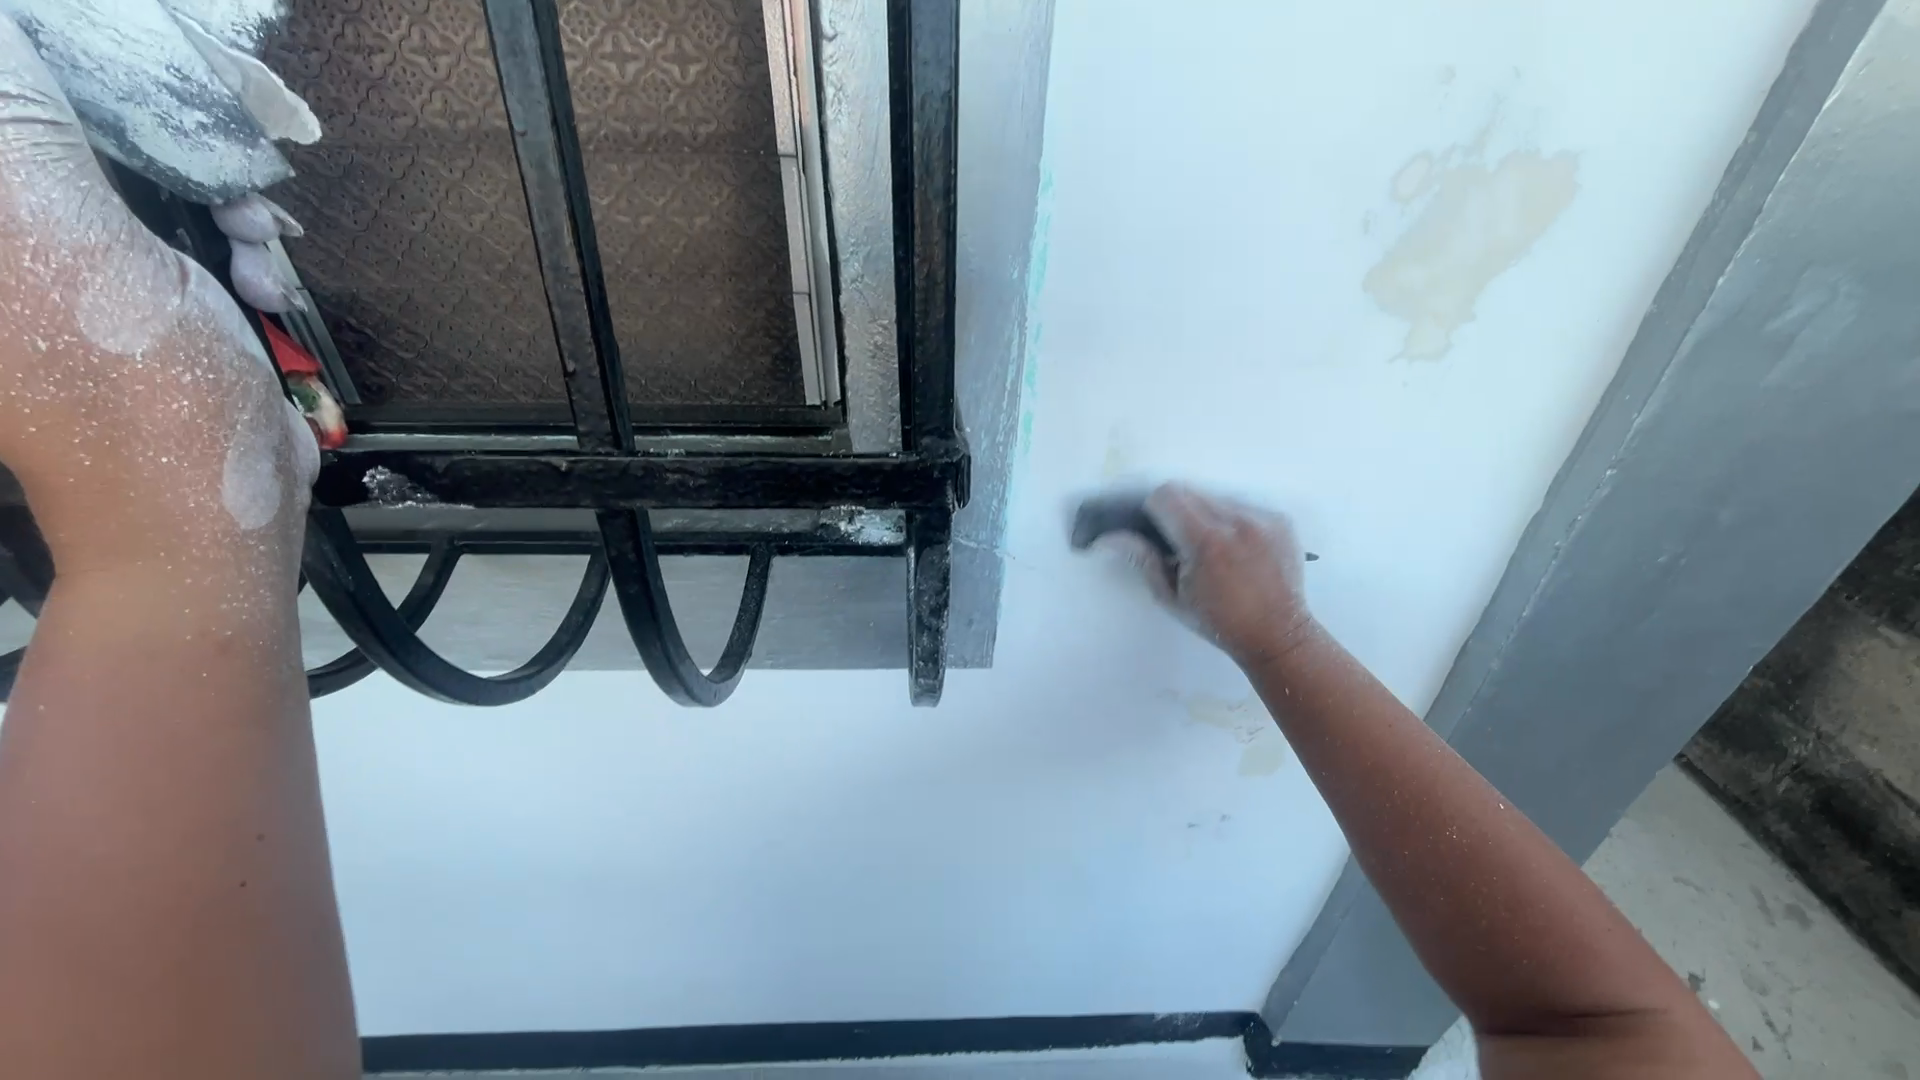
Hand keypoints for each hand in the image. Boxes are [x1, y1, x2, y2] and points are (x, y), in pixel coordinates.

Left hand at [0, 16, 315, 579]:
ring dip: (214, 202)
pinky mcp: (124, 290)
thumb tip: (19, 45)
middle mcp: (6, 236)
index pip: (10, 94)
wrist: (212, 501)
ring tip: (259, 252)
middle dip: (163, 147)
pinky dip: (230, 246)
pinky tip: (261, 282)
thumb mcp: (72, 242)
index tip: (153, 112)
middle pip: (66, 129)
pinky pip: (174, 229)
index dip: (81, 83)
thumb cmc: (135, 387)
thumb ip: (19, 123)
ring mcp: (56, 262)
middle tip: (227, 189)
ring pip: (130, 174)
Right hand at [1122, 483, 1318, 668]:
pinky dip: (1229, 521)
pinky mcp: (1280, 519)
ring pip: (1215, 496)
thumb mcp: (1171, 597)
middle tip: (1174, 539)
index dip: (1151, 508)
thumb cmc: (1218, 623)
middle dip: (1175, 510)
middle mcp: (1237, 521)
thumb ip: (1142, 559)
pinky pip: (1241, 505)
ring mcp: (1263, 518)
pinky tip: (1233, 548)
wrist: (1279, 635)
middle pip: (1190, 491)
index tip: (1151, 529)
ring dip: (1202, 513)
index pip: (1166, 495)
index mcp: (1206, 542)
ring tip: (1206, 545)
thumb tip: (1109, 536)